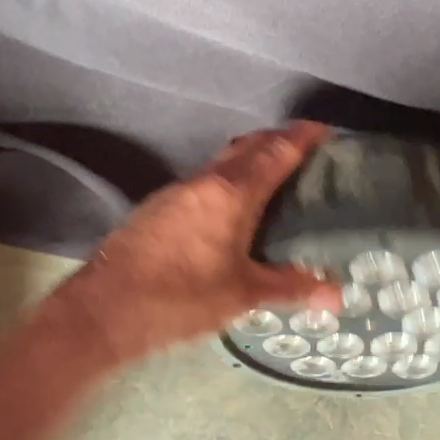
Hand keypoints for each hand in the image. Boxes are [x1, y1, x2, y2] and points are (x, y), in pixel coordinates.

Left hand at [56, 122, 341, 360]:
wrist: (103, 310)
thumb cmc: (180, 298)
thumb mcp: (243, 295)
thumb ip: (291, 288)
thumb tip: (337, 295)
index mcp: (232, 193)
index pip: (276, 152)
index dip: (303, 137)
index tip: (325, 129)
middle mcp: (204, 181)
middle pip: (248, 147)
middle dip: (277, 141)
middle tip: (306, 152)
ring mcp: (176, 192)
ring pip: (222, 163)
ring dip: (250, 161)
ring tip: (275, 180)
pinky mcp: (157, 209)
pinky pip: (203, 182)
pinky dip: (227, 183)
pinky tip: (232, 212)